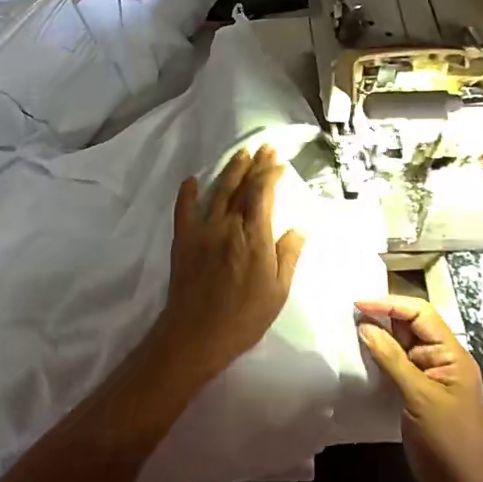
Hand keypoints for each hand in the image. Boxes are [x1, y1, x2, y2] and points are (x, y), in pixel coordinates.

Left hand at [149, 146, 305, 383]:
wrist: (197, 333)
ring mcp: (202, 230)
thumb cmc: (244, 317)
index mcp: (254, 238)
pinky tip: (193, 179)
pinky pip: (184, 209)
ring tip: (240, 154)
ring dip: (229, 171)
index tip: (278, 162)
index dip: (270, 175)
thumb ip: (288, 256)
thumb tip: (299, 229)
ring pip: (217, 192)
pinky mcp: (183, 239)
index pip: (263, 195)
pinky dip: (188, 192)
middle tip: (263, 147)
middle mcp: (228, 226)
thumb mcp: (278, 291)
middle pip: (242, 188)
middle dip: (254, 165)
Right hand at [356, 297, 482, 481]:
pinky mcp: (416, 394)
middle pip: (411, 325)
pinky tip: (360, 355)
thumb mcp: (420, 397)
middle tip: (349, 313)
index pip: (421, 314)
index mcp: (452, 354)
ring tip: (349, 328)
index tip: (359, 303)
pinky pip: (396, 365)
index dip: (390, 304)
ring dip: (378, 335)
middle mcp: (441, 360)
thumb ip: (392, 359)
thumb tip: (365, 326)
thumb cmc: (450, 442)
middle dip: (382, 315)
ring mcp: (429, 377)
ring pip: (401, 344)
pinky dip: (379, 356)